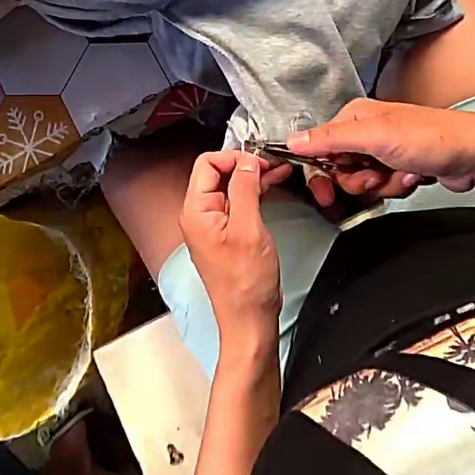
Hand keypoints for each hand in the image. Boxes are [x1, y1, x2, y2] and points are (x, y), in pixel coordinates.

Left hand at [178, 151, 282, 350]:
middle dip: (245, 164)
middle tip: (272, 164)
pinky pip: (238, 202)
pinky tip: (272, 186)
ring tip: (278, 170)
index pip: (207, 164)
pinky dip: (255, 192)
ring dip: (253, 176)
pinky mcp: (227, 233)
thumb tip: (247, 160)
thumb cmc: (245, 282)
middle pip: (218, 173)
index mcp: (195, 210)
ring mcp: (213, 224)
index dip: (233, 157)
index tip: (258, 160)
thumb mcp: (248, 227)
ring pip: (231, 187)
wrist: (248, 318)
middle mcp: (199, 214)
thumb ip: (245, 188)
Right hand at [287, 98, 474, 203]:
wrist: (473, 155)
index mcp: (353, 117)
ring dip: (380, 185)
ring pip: (360, 182)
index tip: (325, 190)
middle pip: (338, 170)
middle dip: (358, 180)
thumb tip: (293, 140)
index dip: (320, 173)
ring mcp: (381, 151)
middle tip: (373, 176)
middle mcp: (364, 131)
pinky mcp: (396, 167)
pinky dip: (395, 186)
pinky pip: (381, 187)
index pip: (319, 148)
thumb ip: (330, 139)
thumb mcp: (373, 136)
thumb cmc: (431, 137)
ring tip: (400, 172)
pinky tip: (411, 176)